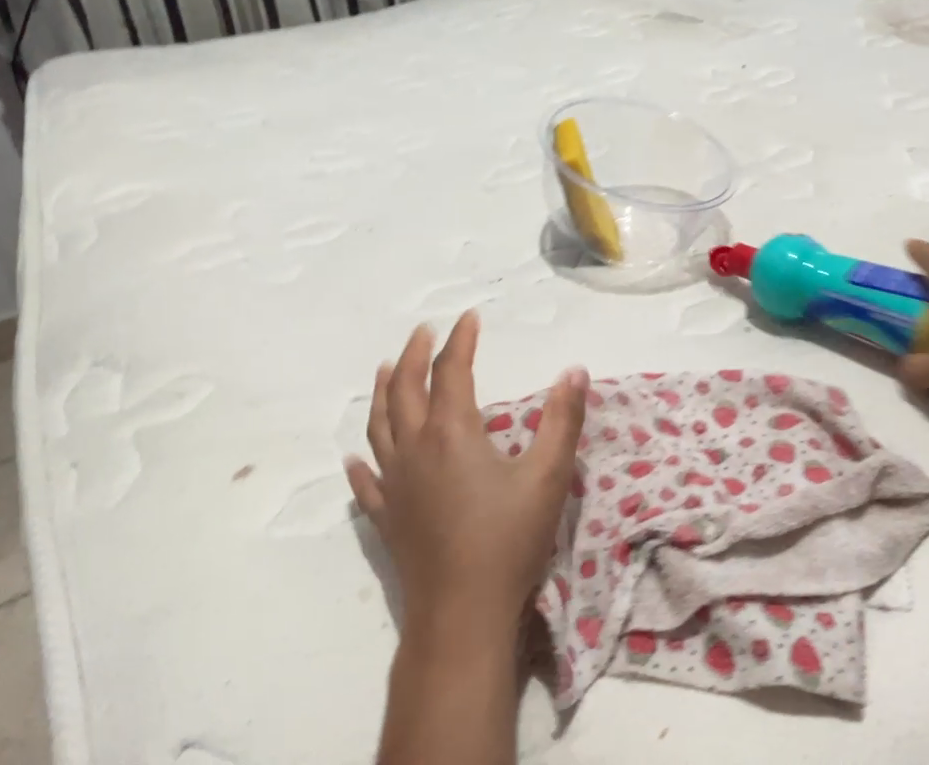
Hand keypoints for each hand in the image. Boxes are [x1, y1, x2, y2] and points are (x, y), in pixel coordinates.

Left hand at [345, 310, 588, 641]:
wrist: (462, 611)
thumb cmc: (509, 540)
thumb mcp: (547, 476)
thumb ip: (563, 420)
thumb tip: (575, 371)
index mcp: (452, 432)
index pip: (452, 370)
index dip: (461, 340)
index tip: (470, 317)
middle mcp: (414, 448)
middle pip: (403, 388)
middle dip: (413, 355)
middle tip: (423, 332)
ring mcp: (393, 483)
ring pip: (378, 425)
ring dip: (381, 392)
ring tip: (383, 369)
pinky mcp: (385, 516)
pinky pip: (365, 481)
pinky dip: (360, 463)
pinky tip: (353, 458)